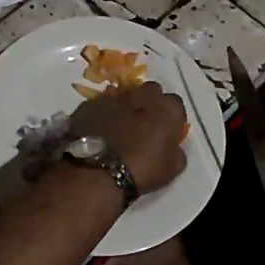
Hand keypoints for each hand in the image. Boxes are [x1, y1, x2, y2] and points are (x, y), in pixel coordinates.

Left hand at [66, 81, 186, 194]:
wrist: (96, 173)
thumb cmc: (140, 171)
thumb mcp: (171, 168)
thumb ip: (175, 151)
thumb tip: (171, 146)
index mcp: (164, 110)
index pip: (175, 103)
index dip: (172, 117)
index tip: (167, 130)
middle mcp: (139, 96)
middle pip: (150, 91)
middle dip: (150, 103)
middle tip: (145, 123)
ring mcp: (112, 98)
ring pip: (123, 95)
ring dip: (125, 106)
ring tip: (119, 127)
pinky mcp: (88, 105)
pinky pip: (101, 105)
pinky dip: (103, 114)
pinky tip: (99, 130)